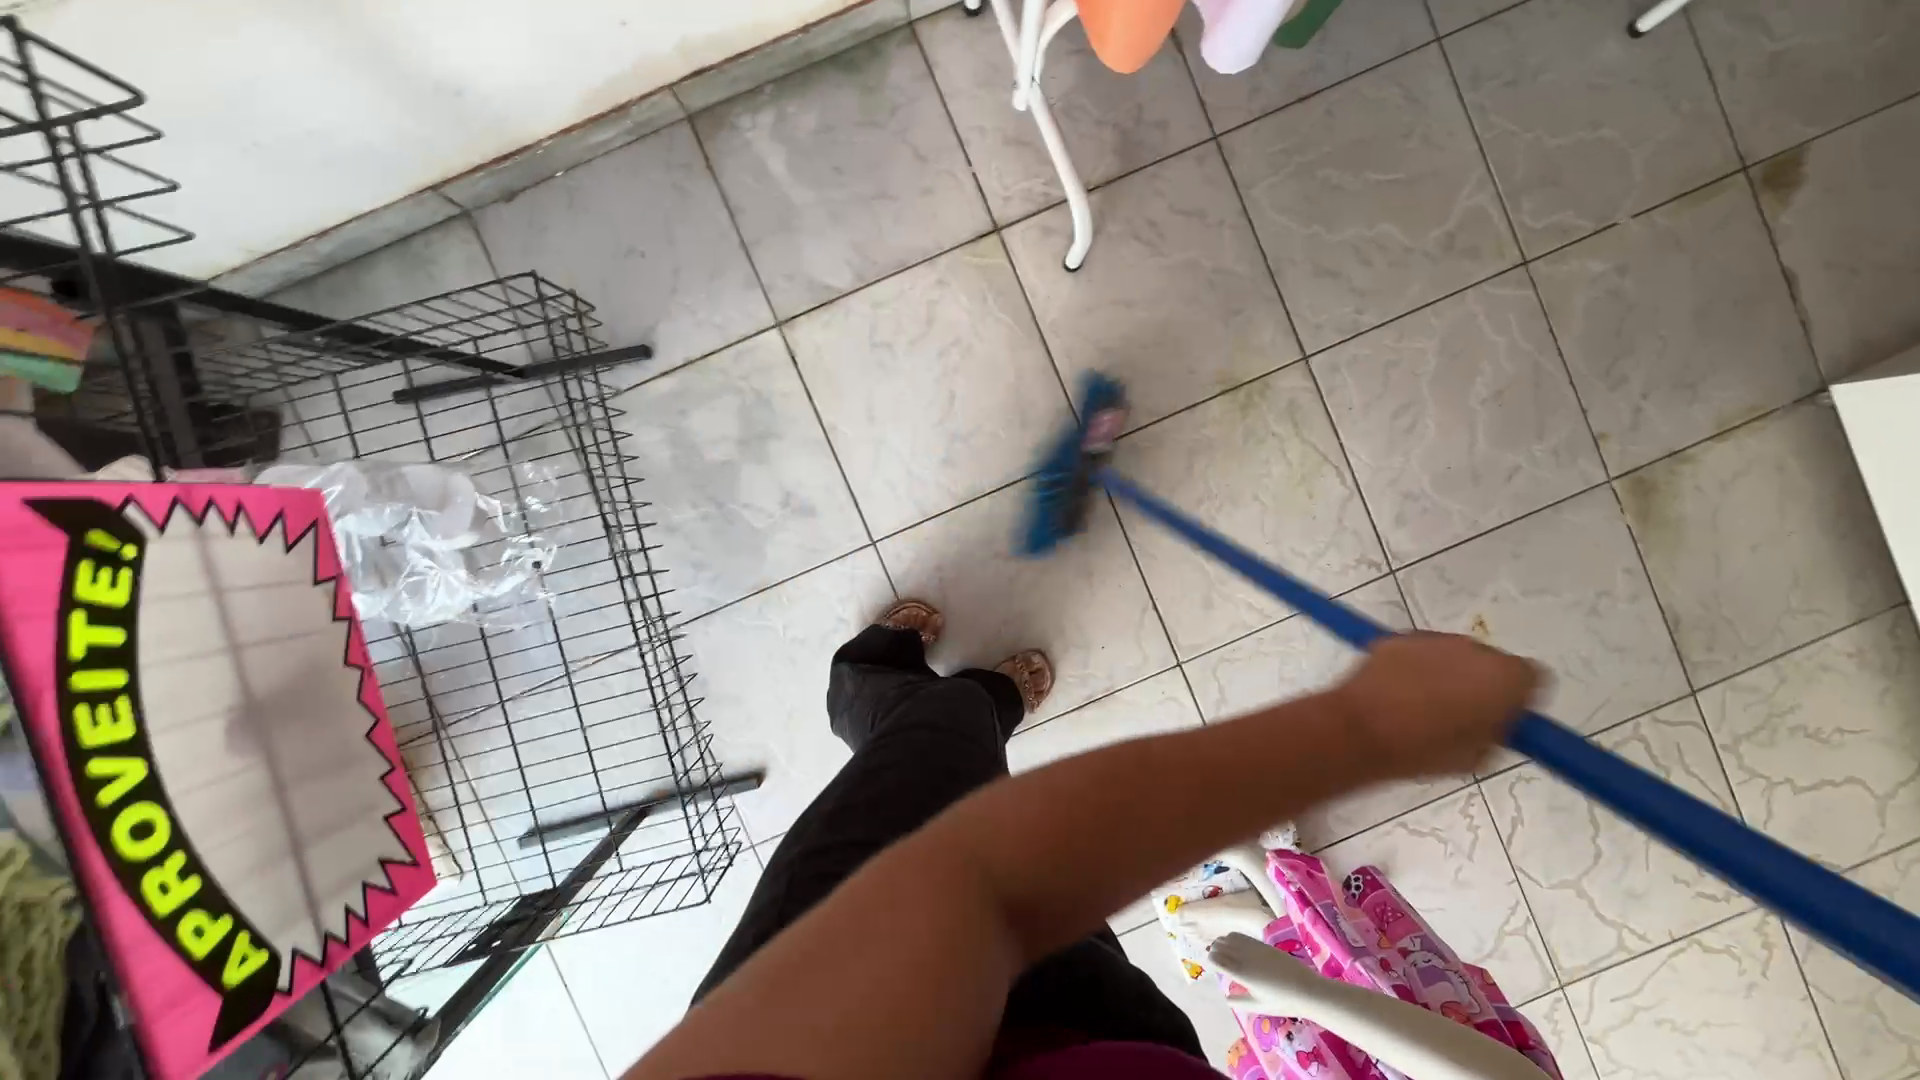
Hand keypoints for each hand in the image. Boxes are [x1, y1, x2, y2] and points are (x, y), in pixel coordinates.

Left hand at [1331, 632, 1542, 779]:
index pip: (1532, 678)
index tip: (1502, 716)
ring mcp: (1432, 638)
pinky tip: (1397, 689)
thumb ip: (1498, 726)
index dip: (1518, 697)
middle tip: (1461, 710)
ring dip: (1446, 670)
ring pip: (1452, 654)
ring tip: (1422, 702)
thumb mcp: (1483, 753)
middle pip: (1490, 661)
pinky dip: (1414, 665)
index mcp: (1506, 676)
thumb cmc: (1427, 749)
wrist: (1362, 729)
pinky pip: (1418, 651)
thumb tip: (1494, 716)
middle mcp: (1473, 647)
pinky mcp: (1396, 637)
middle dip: (1481, 680)